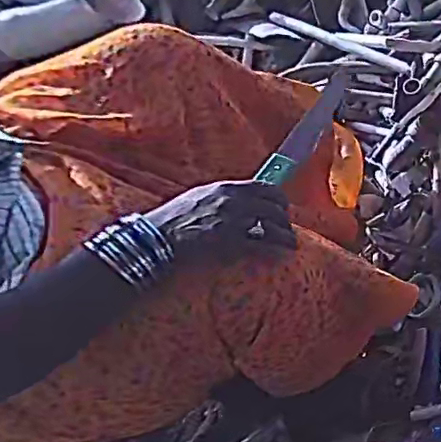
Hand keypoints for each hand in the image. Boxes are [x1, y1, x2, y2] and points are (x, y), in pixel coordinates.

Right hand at [145, 180, 293, 262]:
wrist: (152, 241)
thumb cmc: (171, 221)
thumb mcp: (198, 198)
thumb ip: (223, 197)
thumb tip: (244, 199)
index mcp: (225, 189)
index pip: (266, 187)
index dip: (278, 199)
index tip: (281, 207)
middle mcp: (233, 202)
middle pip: (275, 207)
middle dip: (283, 219)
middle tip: (284, 229)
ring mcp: (234, 222)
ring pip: (275, 226)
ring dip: (285, 236)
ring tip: (288, 243)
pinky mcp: (233, 244)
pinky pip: (266, 246)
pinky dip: (277, 250)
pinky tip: (281, 254)